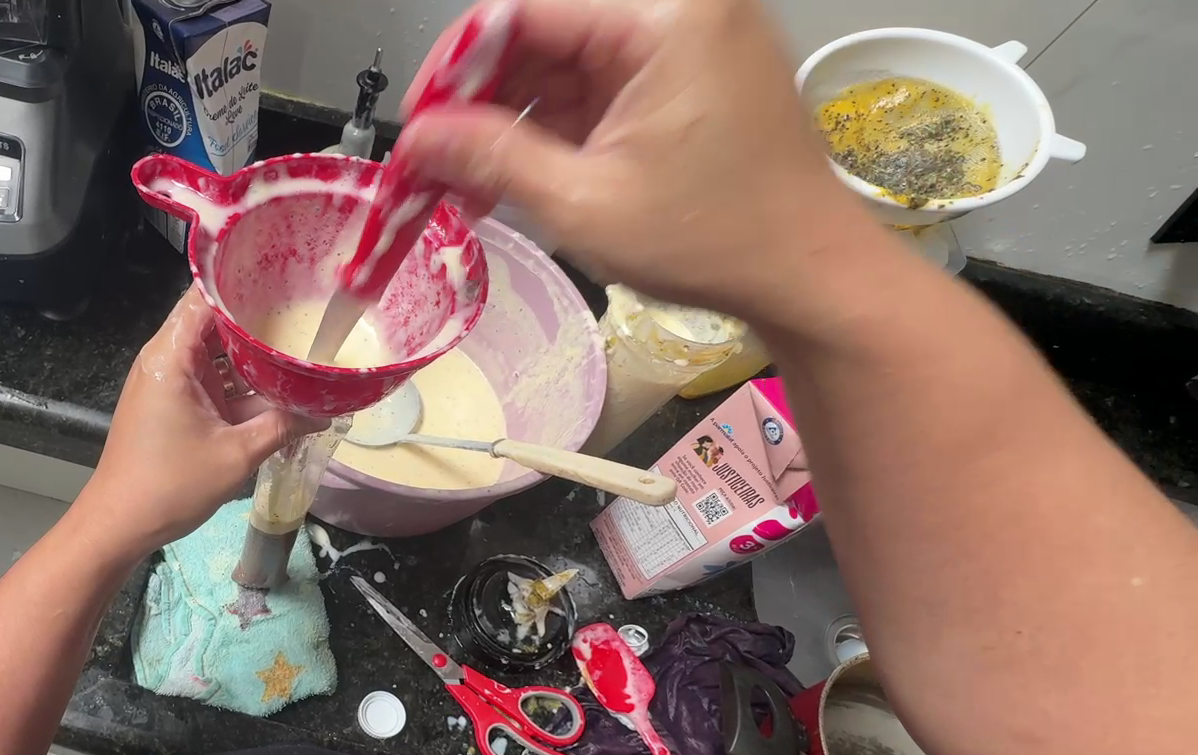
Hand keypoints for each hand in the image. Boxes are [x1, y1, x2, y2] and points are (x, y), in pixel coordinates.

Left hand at [70, 288, 327, 560]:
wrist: (121, 524)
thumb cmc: (170, 485)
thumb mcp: (236, 455)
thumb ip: (283, 426)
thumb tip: (326, 411)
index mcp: (172, 355)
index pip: (207, 295)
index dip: (244, 280)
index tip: (286, 276)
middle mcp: (167, 358)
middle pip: (215, 321)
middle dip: (258, 318)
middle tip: (305, 312)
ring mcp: (169, 382)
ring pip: (217, 354)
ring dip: (252, 355)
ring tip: (300, 345)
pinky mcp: (173, 404)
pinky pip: (212, 381)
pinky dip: (240, 383)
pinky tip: (277, 387)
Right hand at [398, 0, 881, 327]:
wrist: (798, 268)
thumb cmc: (708, 238)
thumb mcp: (580, 202)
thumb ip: (492, 158)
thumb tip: (416, 139)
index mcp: (663, 15)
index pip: (524, 8)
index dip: (455, 64)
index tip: (417, 122)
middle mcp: (673, 9)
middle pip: (539, 33)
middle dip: (476, 101)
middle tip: (433, 164)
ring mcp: (675, 42)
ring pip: (555, 65)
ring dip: (504, 123)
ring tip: (467, 187)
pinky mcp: (672, 78)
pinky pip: (586, 90)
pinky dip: (542, 134)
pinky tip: (510, 181)